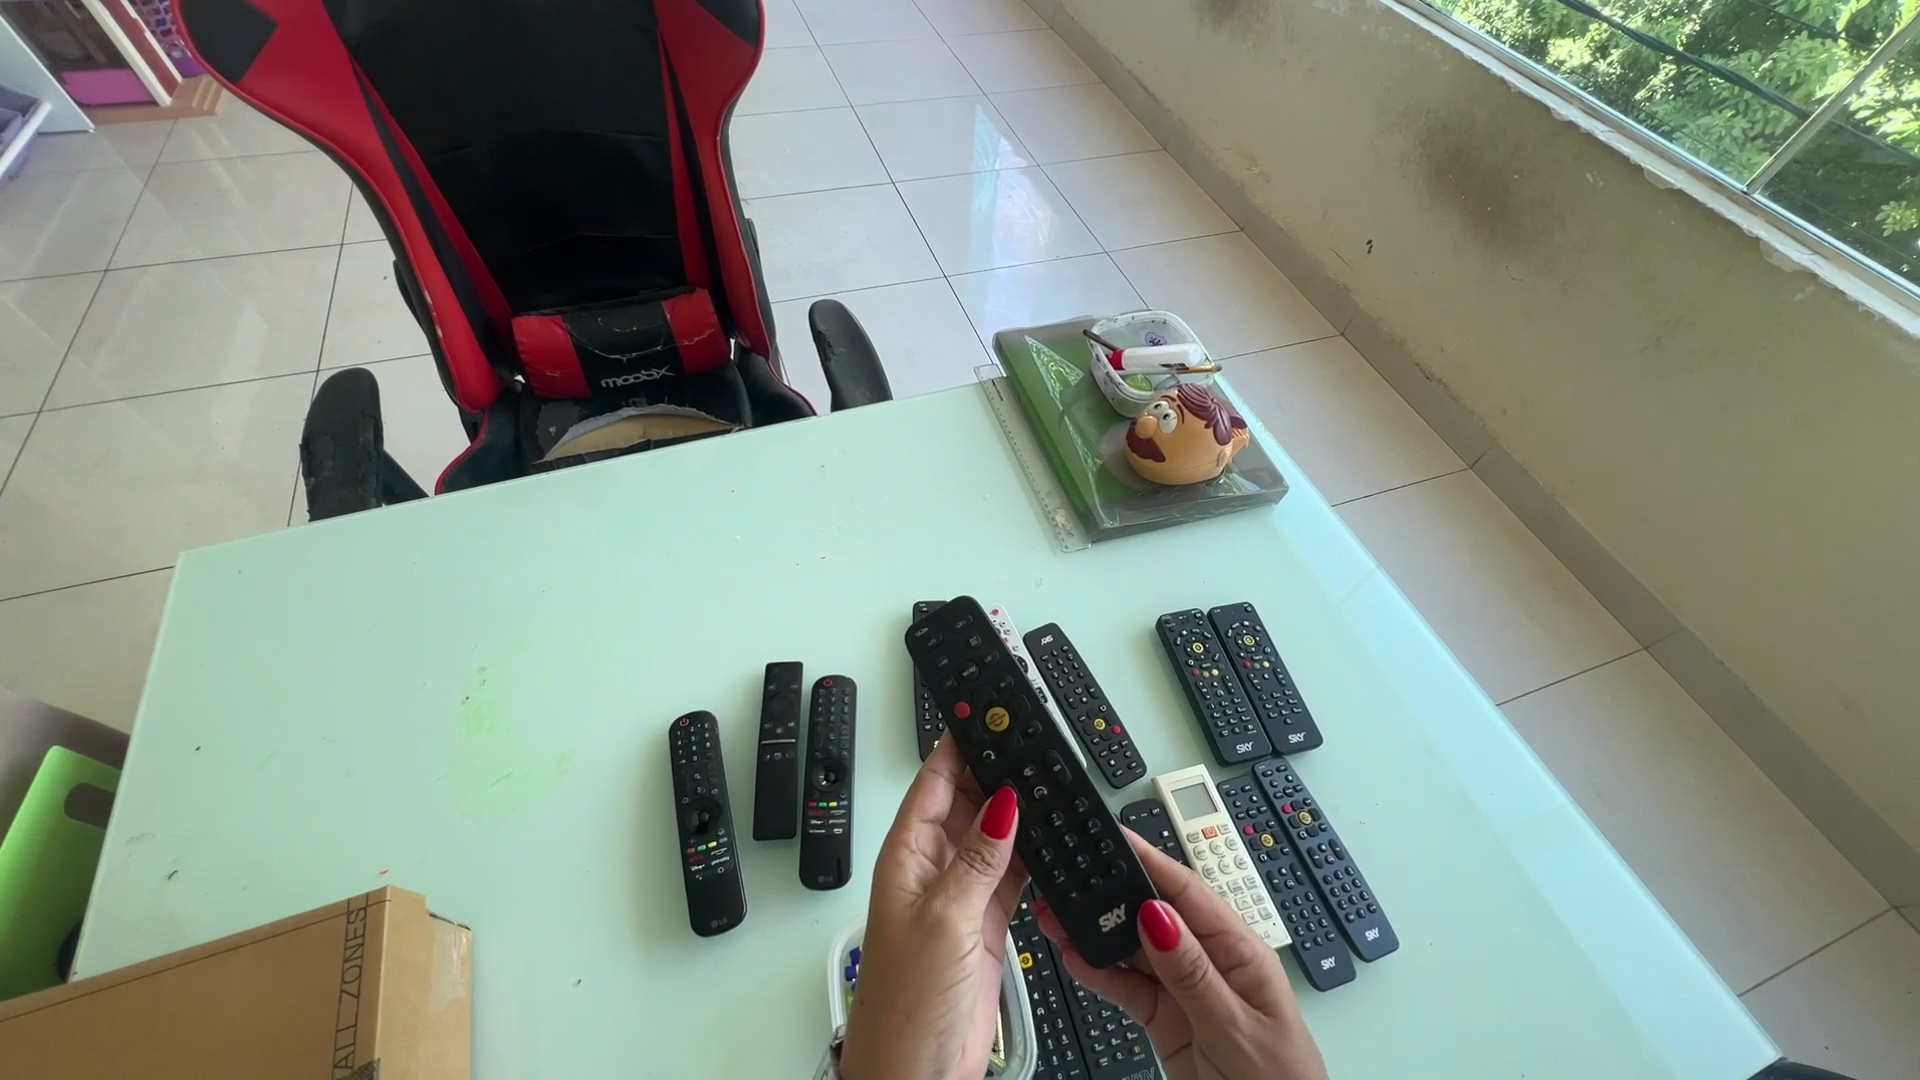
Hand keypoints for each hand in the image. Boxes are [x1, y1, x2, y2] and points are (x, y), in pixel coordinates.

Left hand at [840, 738, 1026, 1079]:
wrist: (917, 1075)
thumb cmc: (904, 1006)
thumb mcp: (943, 919)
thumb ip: (976, 859)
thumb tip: (1001, 804)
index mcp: (908, 855)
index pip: (932, 781)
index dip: (955, 745)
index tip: (980, 714)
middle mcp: (933, 867)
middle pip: (964, 799)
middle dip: (991, 769)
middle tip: (1022, 738)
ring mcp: (961, 893)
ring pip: (992, 832)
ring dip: (1013, 808)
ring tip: (1039, 776)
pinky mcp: (986, 920)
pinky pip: (1010, 870)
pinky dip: (1029, 851)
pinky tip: (1045, 834)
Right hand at [1035, 829, 1326, 1079]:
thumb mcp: (1239, 1030)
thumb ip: (1193, 974)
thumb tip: (1156, 914)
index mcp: (1238, 950)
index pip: (1186, 891)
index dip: (1148, 859)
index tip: (1112, 836)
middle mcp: (1207, 961)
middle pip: (1151, 913)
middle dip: (1110, 892)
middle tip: (1068, 875)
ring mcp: (1183, 989)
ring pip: (1131, 947)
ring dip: (1094, 931)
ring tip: (1055, 914)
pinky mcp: (1164, 1017)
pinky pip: (1126, 986)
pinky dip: (1098, 971)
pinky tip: (1073, 956)